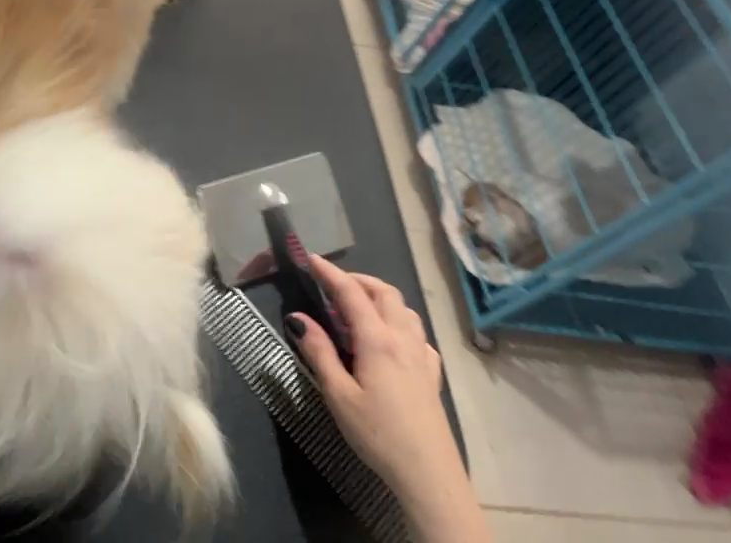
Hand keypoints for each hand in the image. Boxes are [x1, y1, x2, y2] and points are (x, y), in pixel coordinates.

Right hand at [288, 257, 461, 491]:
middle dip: (358, 280)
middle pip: (384, 292)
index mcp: (377, 339)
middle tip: (332, 285)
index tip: (310, 258)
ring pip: (404, 309)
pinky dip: (399, 324)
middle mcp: (403, 338)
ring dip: (380, 299)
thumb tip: (298, 317)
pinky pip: (417, 334)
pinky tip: (388, 342)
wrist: (428, 473)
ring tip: (357, 312)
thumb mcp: (338, 395)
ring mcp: (422, 355)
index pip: (351, 293)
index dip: (330, 272)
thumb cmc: (377, 434)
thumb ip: (319, 352)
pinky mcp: (432, 374)